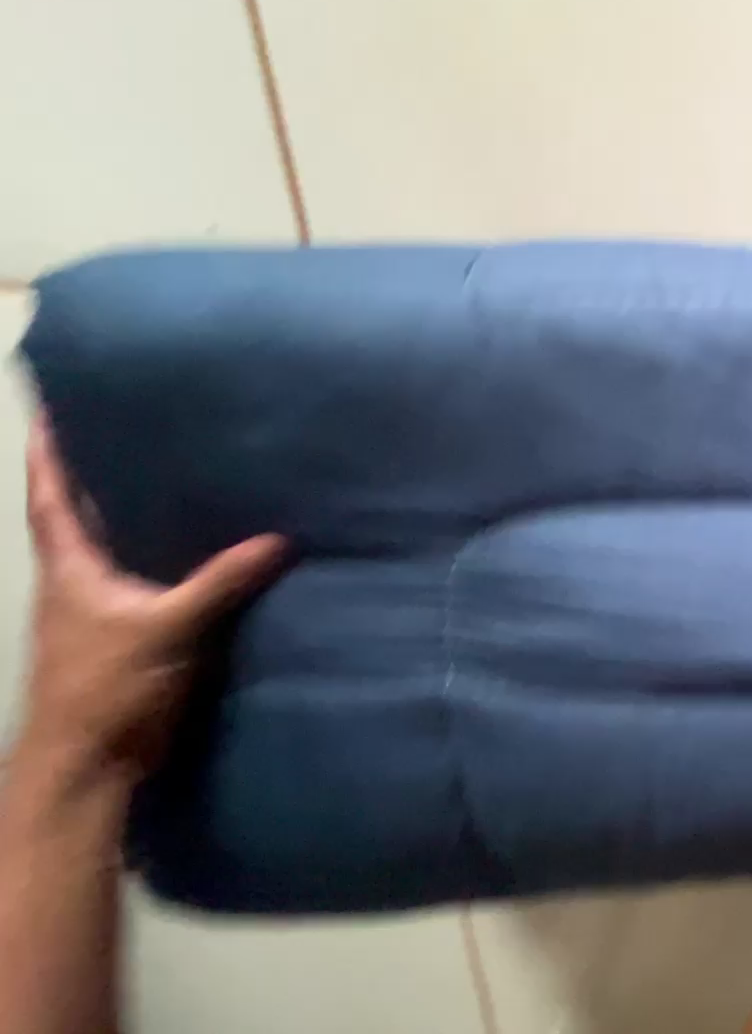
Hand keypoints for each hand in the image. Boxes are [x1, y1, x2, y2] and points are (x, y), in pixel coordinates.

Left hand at [20, 416, 285, 784]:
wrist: (95, 756)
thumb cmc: (107, 684)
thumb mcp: (167, 627)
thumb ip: (221, 582)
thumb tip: (280, 538)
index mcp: (71, 570)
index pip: (53, 502)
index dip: (53, 458)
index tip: (56, 414)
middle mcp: (85, 581)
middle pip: (91, 518)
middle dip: (109, 478)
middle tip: (149, 434)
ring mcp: (112, 609)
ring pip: (130, 549)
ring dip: (150, 518)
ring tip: (196, 481)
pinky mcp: (144, 631)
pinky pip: (168, 580)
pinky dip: (187, 559)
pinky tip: (226, 551)